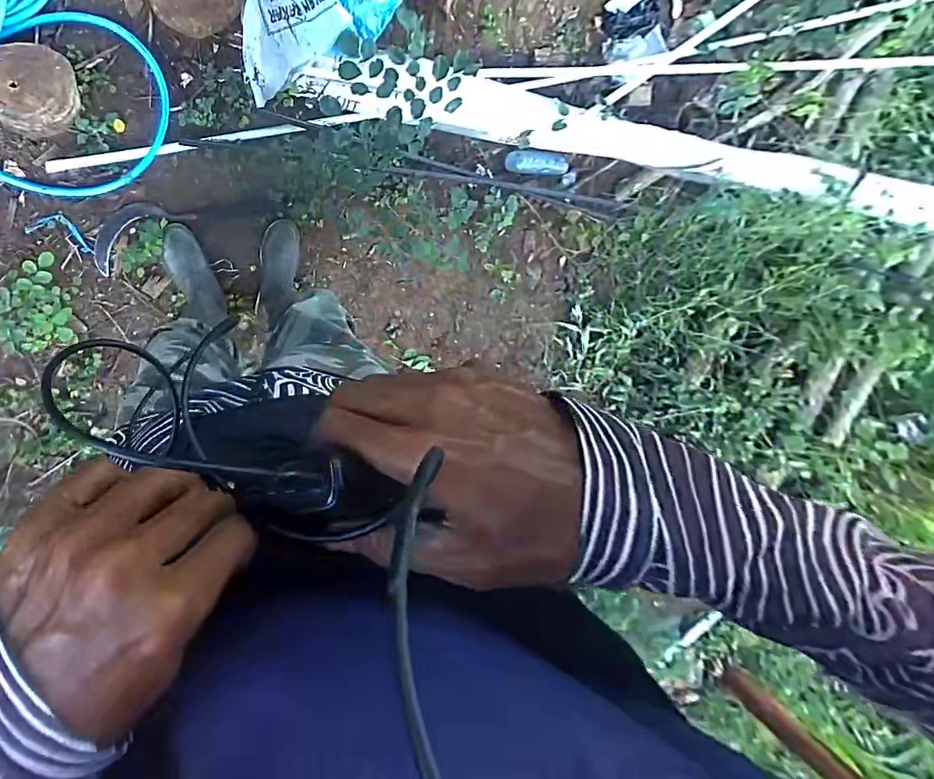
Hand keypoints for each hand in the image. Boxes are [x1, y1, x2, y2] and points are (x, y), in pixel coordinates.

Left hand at [0, 460, 256, 744]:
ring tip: (177, 491)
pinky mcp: (42, 523)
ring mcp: (80, 536)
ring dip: (176, 484)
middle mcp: (128, 562)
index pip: (228, 539)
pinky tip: (127, 489)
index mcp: (166, 609)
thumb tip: (213, 550)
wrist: (4, 709)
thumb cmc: (95, 697)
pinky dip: (120, 477)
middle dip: (215, 505)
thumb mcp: (164, 665)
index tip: (235, 538)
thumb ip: (193, 601)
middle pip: (196, 504)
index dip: (240, 535)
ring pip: (151, 480)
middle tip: (212, 510)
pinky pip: (95, 474)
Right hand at [316, 365, 584, 589]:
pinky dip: (414, 395)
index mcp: (419, 449)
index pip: (342, 422)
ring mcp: (457, 378)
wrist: (613, 492)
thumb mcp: (463, 563)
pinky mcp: (480, 370)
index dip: (320, 438)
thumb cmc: (534, 534)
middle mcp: (430, 401)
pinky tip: (437, 421)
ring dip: (375, 402)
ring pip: (388, 379)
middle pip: (356, 391)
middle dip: (339, 414)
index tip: (320, 456)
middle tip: (346, 444)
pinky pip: (426, 375)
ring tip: (388, 432)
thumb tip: (337, 535)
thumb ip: (390, 545)